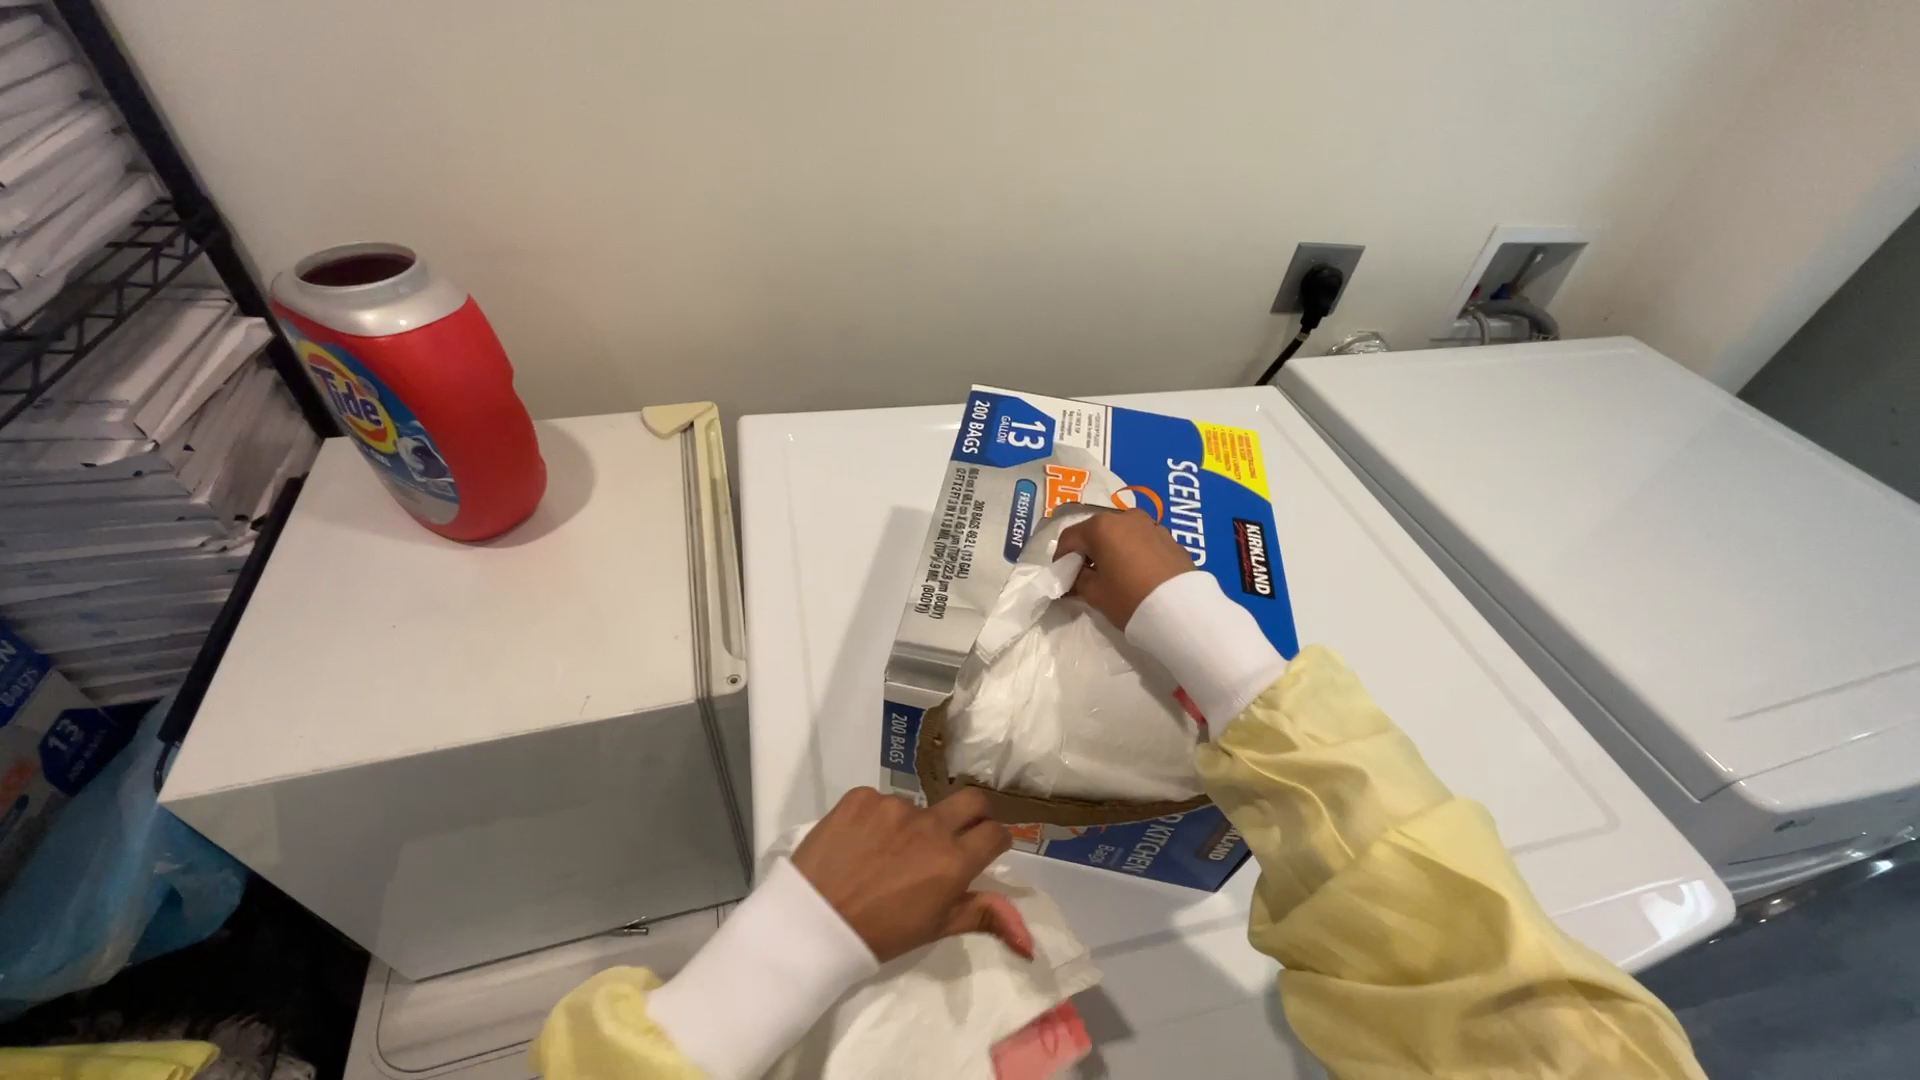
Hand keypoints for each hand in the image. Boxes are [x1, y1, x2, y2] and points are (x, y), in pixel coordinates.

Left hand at [791, 787, 1032, 963]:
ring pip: (918, 807)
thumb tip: (1029, 937)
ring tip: (884, 855)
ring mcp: (893, 805)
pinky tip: (858, 843)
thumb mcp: (933, 929)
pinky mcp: (861, 796)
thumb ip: (981, 915)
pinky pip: (879, 801)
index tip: (984, 849)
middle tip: (954, 834)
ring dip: (911, 826)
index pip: (996, 833)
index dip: (994, 840)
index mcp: (953, 861)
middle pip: (972, 799)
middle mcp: (930, 825)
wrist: (810, 921)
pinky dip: (876, 819)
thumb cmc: (878, 934)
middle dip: (973, 813)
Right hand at [1055, 508, 1196, 629]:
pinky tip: (1135, 573)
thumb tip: (1076, 574)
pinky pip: (1141, 541)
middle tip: (1084, 574)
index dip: (1060, 557)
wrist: (1183, 610)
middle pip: (1096, 531)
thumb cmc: (1130, 598)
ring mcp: (1151, 524)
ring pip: (1121, 534)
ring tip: (1112, 573)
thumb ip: (1078, 579)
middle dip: (1087, 551)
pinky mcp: (1170, 538)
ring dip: (1111, 549)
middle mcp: (1126, 517)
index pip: (1070, 537)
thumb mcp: (1095, 594)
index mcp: (1102, 526)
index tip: (1060, 575)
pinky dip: (1132, 552)